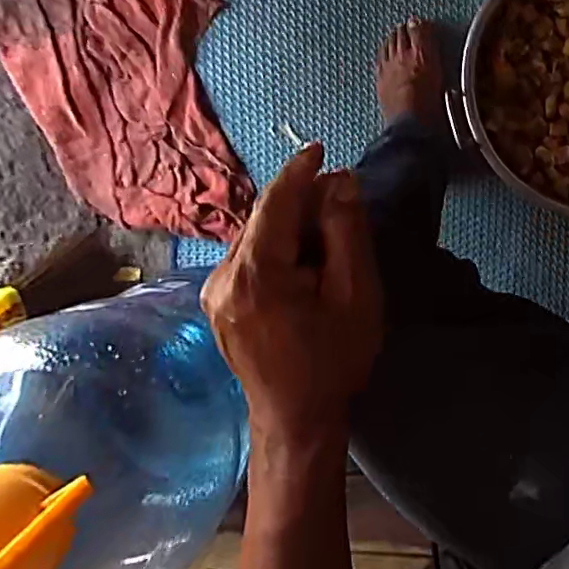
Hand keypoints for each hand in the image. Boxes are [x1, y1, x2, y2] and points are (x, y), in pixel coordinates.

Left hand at [202, 143, 382, 445]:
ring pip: (254, 236)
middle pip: (262, 218)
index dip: (298, 172)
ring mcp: (213, 290)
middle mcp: (224, 276)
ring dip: (287, 224)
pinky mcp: (215, 300)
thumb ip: (346, 233)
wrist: (295, 419)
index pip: (273, 204)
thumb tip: (339, 182)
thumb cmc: (333, 361)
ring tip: (324, 236)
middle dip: (299, 202)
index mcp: (256, 274)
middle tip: (337, 199)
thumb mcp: (355, 296)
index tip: (318, 150)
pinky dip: (274, 246)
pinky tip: (300, 260)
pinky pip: (247, 256)